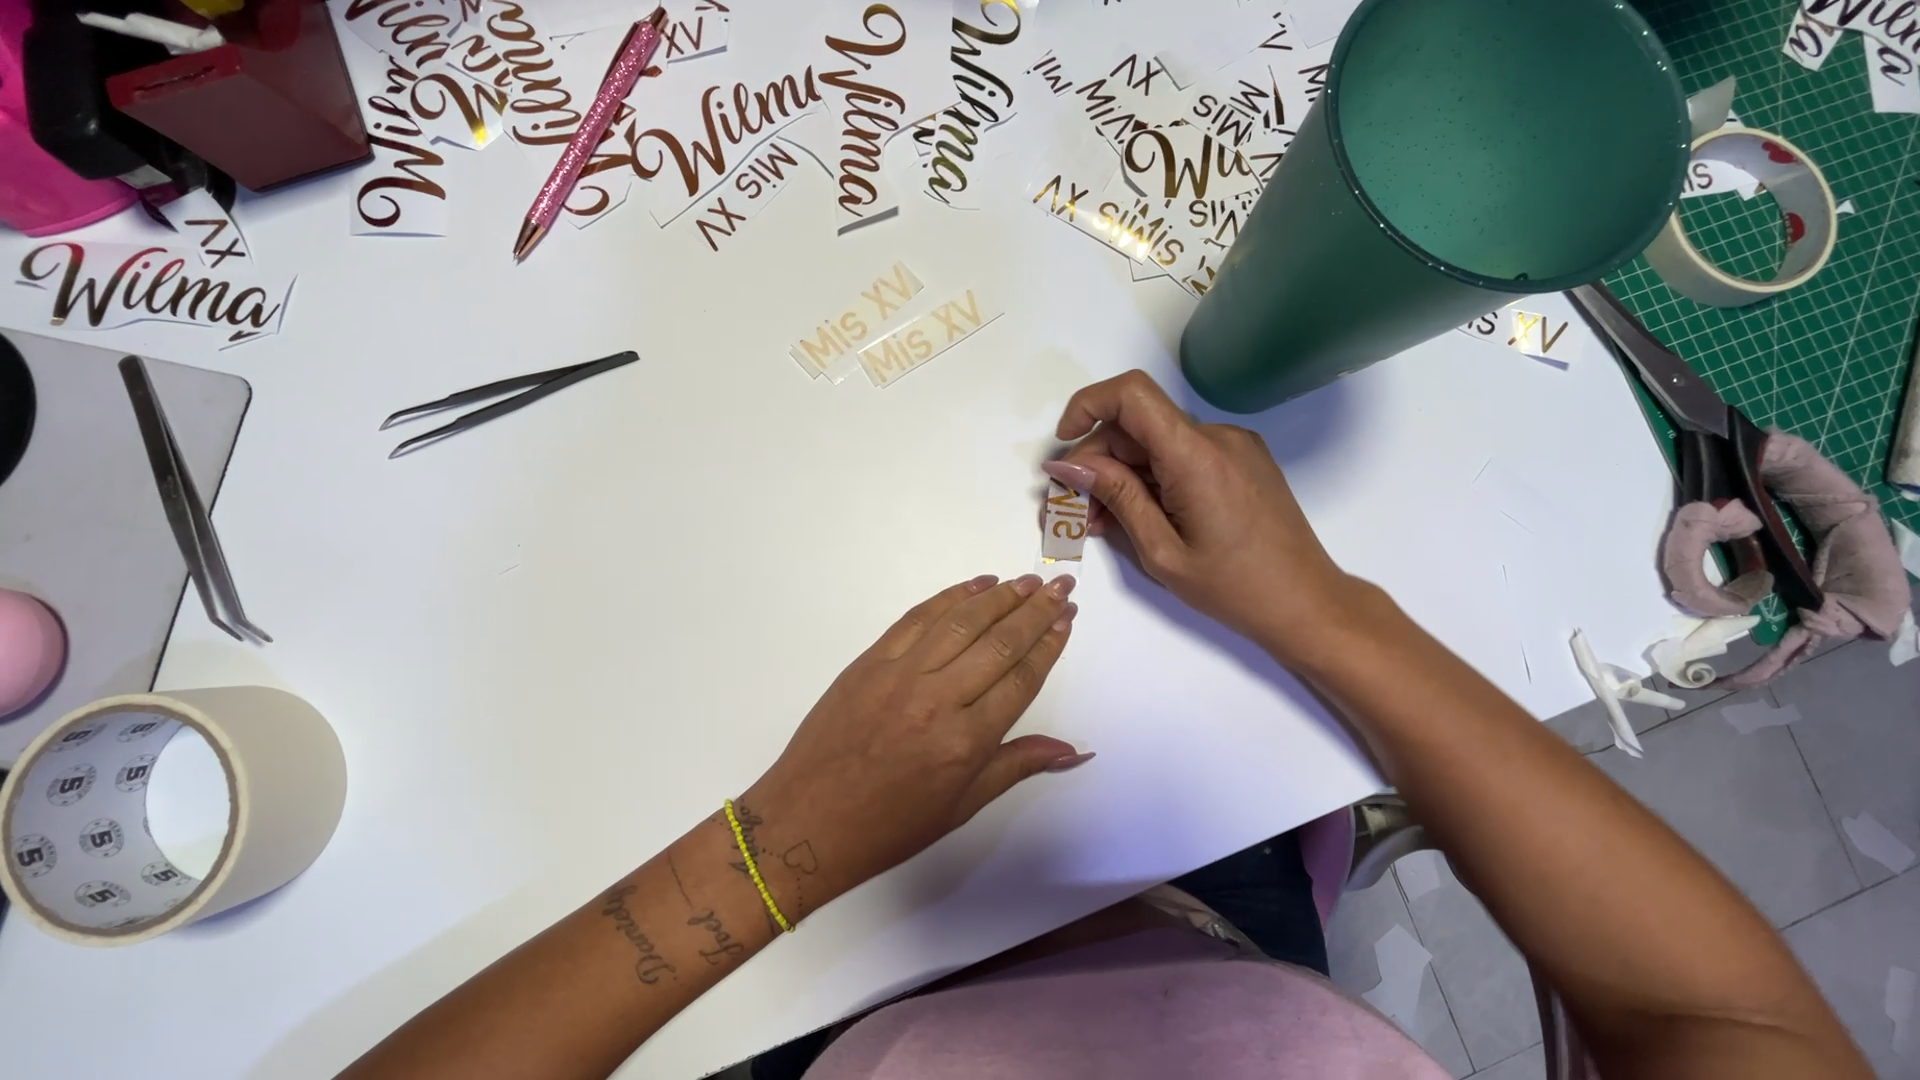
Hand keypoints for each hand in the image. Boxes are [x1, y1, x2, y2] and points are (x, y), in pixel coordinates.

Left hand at [738, 575, 1087, 920]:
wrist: (808, 821)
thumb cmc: (890, 825)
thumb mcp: (961, 805)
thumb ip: (1017, 765)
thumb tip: (1075, 750)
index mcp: (965, 741)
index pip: (1021, 678)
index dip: (1049, 645)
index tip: (1068, 618)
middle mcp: (937, 699)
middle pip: (998, 642)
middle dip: (1035, 610)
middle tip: (1061, 585)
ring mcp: (900, 674)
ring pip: (960, 622)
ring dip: (998, 597)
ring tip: (1026, 581)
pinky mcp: (869, 661)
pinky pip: (916, 619)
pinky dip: (948, 597)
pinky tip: (974, 585)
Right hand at [1043, 371, 1358, 660]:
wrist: (1307, 602)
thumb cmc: (1233, 588)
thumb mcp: (1161, 550)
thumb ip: (1115, 496)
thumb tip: (1065, 466)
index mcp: (1196, 455)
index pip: (1131, 394)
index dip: (1087, 407)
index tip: (1064, 448)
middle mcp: (1217, 436)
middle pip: (1137, 426)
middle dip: (1096, 461)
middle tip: (1072, 511)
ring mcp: (1233, 446)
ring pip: (1156, 443)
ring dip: (1121, 475)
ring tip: (1099, 523)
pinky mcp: (1241, 460)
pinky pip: (1181, 455)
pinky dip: (1150, 478)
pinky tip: (1136, 515)